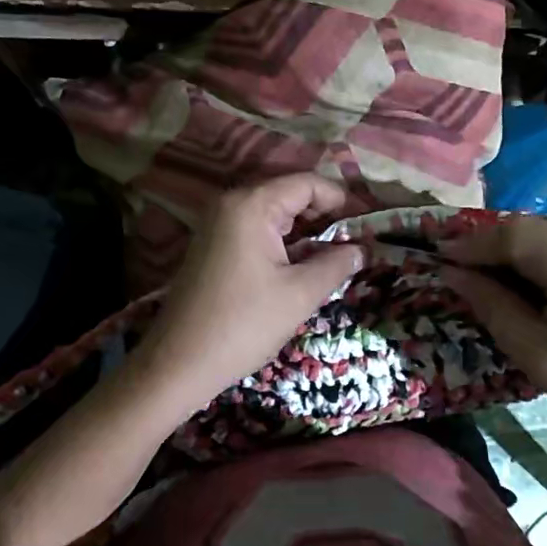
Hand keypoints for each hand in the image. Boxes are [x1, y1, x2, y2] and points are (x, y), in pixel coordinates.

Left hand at [133, 175, 364, 410]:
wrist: (179, 362)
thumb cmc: (243, 324)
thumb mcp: (299, 294)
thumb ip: (335, 264)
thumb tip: (361, 249)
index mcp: (250, 206)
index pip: (306, 184)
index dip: (341, 199)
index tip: (367, 223)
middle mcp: (230, 205)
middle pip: (288, 195)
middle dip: (324, 216)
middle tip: (355, 242)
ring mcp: (216, 225)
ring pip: (272, 215)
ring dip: (304, 231)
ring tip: (334, 256)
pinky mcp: (211, 247)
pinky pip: (254, 231)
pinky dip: (281, 242)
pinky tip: (301, 265)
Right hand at [441, 218, 546, 492]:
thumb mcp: (539, 356)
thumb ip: (492, 306)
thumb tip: (451, 272)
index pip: (521, 235)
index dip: (475, 243)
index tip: (439, 257)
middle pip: (534, 227)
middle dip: (491, 247)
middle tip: (457, 271)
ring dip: (513, 251)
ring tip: (486, 279)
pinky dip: (538, 256)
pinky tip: (525, 281)